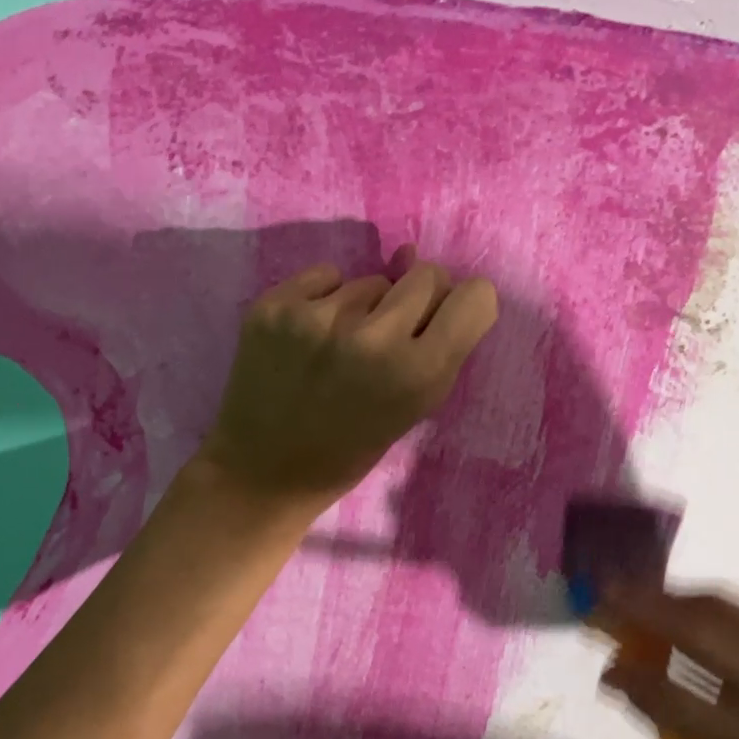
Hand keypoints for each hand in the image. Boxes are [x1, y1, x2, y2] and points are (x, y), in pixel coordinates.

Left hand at [195, 249, 497, 506]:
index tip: (444, 320)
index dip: (463, 306)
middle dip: (416, 299)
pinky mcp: (276, 306)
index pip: (475, 297)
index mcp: (418, 375)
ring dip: (363, 307)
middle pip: (426, 275)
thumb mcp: (410, 412)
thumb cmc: (347, 452)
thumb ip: (433, 350)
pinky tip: (307, 339)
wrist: (263, 471)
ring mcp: (320, 317)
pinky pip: (325, 277)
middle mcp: (374, 337)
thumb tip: (420, 267)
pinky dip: (322, 300)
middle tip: (389, 335)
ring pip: (370, 281)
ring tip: (338, 349)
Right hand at [600, 587, 738, 738]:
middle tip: (601, 594)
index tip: (606, 666)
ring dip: (675, 600)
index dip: (631, 678)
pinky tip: (709, 624)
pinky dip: (720, 617)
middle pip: (695, 627)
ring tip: (641, 598)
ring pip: (725, 608)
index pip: (674, 701)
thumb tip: (651, 695)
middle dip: (639, 605)